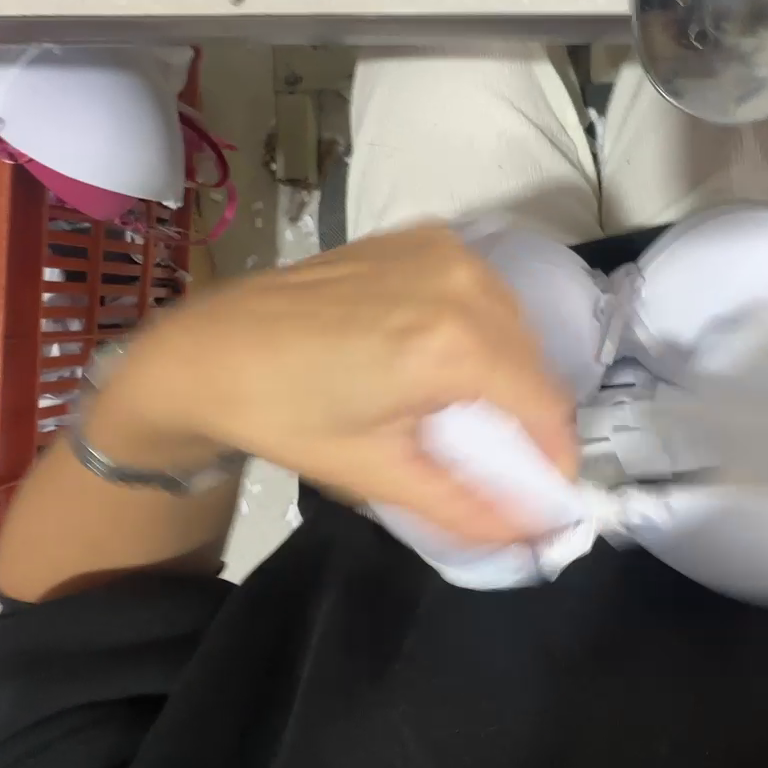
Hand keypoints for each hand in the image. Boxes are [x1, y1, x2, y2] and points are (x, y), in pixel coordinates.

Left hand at [87, 226, 577, 542]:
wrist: (210, 347)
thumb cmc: (287, 416)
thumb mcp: (378, 474)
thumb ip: (467, 508)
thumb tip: (534, 530)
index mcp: (452, 345)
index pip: (546, 403)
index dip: (556, 453)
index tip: (546, 489)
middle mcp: (464, 283)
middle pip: (535, 363)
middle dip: (529, 415)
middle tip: (496, 452)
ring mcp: (447, 251)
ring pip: (516, 324)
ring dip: (509, 370)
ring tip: (463, 402)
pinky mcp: (428, 237)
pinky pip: (487, 292)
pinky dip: (484, 327)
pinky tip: (444, 351)